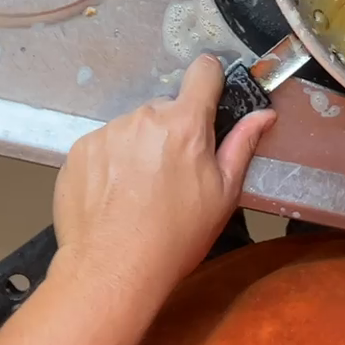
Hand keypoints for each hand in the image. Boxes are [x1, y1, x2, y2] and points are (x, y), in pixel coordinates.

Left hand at [51, 56, 275, 305]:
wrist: (111, 272)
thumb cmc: (177, 236)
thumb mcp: (223, 194)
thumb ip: (242, 145)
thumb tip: (265, 114)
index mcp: (185, 123)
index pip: (203, 71)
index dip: (210, 80)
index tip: (208, 98)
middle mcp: (144, 117)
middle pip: (165, 108)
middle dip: (172, 130)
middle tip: (172, 172)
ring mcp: (107, 132)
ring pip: (133, 127)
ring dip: (140, 146)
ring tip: (138, 189)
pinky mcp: (79, 150)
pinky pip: (103, 144)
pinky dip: (110, 162)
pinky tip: (113, 194)